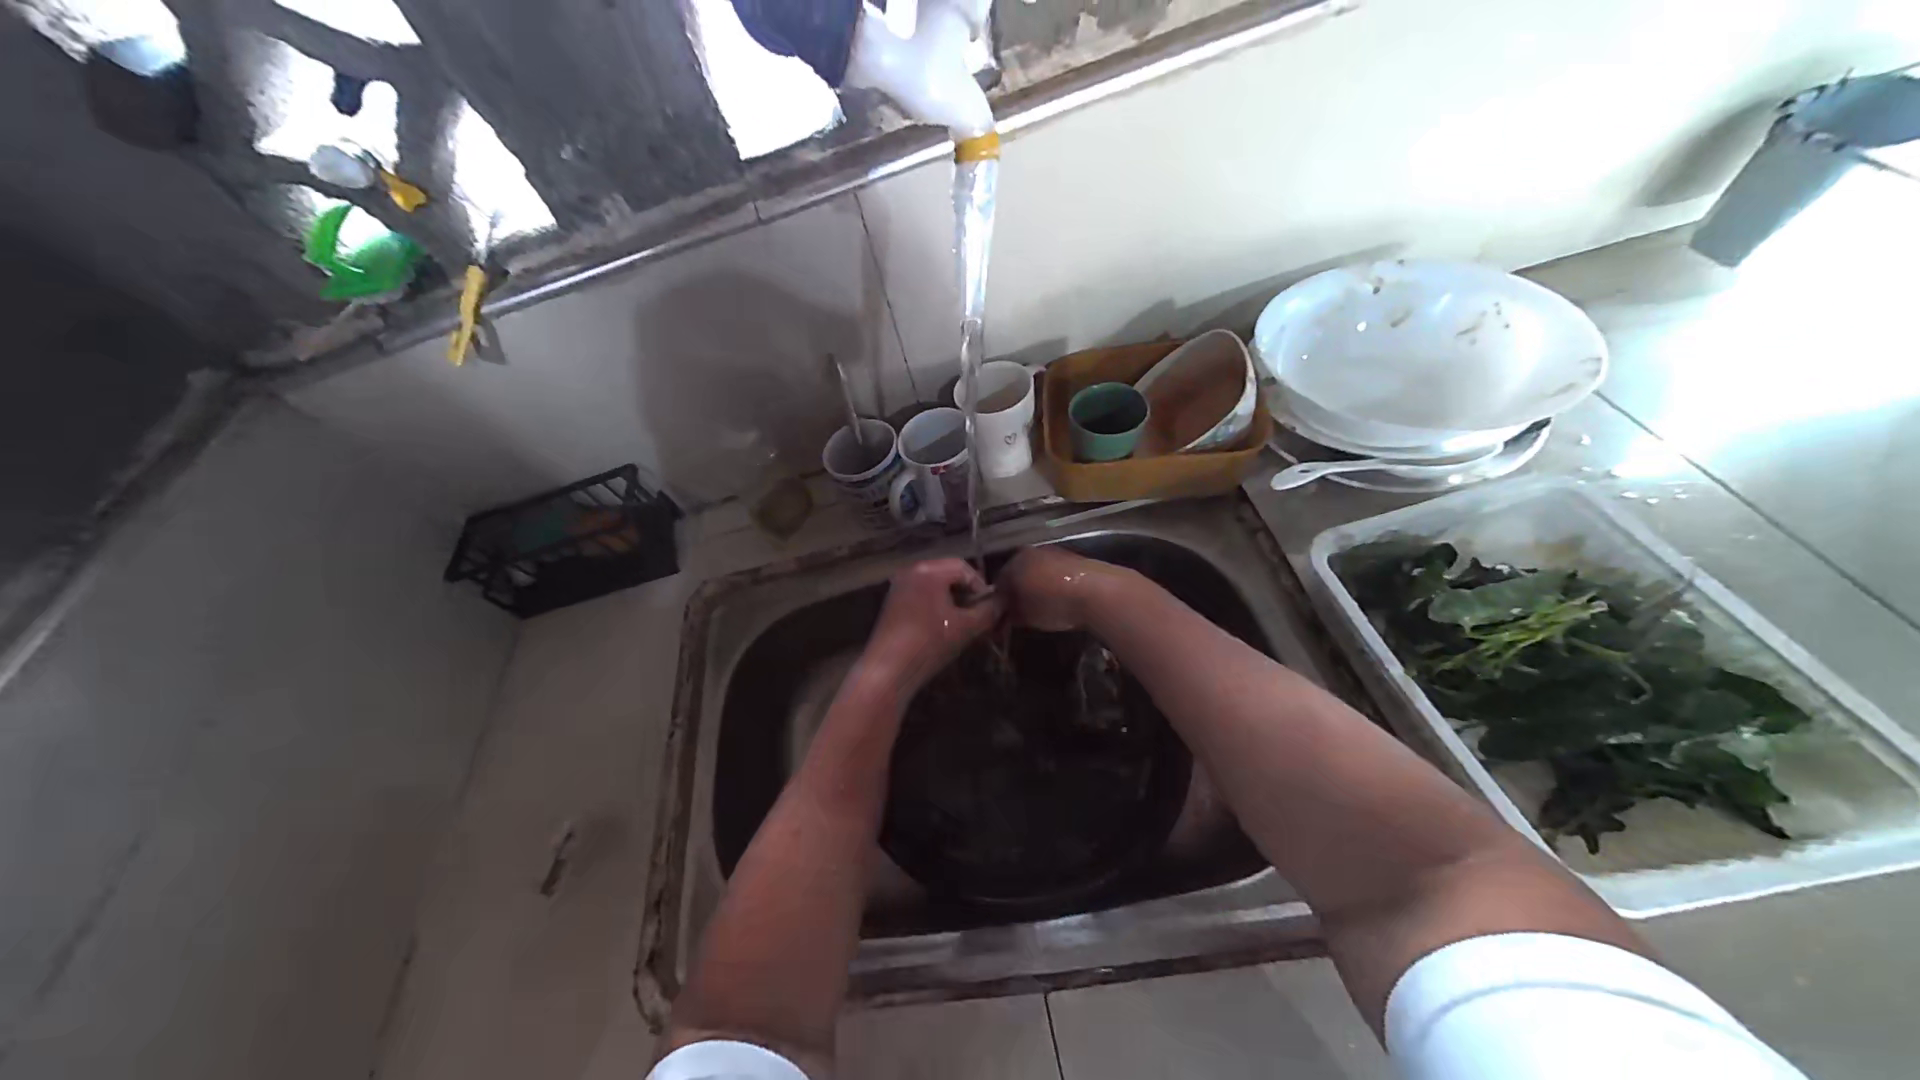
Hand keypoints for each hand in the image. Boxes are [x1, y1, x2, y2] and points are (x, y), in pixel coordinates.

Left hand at [861, 559, 1003, 693]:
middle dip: (966, 594)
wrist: (889, 670)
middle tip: (978, 616)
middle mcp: (911, 571)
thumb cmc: (930, 643)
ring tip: (962, 624)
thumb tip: (1002, 602)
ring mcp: (898, 587)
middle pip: (947, 574)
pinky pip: (920, 596)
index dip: (980, 587)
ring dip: (951, 601)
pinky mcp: (891, 603)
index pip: (964, 568)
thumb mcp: (967, 627)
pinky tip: (941, 628)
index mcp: (929, 570)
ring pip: (934, 586)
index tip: (989, 609)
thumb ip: (989, 611)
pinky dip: (935, 606)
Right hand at [999, 547, 1128, 631]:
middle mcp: (1032, 551)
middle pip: (1019, 573)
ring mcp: (1055, 552)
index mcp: (1015, 560)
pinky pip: (1056, 574)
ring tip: (1042, 608)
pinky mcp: (1075, 559)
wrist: (1098, 592)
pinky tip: (1061, 600)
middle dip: (1018, 591)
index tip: (1003, 617)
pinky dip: (1054, 585)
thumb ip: (1010, 612)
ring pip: (1038, 572)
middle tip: (1020, 613)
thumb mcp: (1024, 614)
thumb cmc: (1053, 602)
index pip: (998, 581)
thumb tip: (1005, 612)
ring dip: (1037, 587)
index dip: (999, 601)